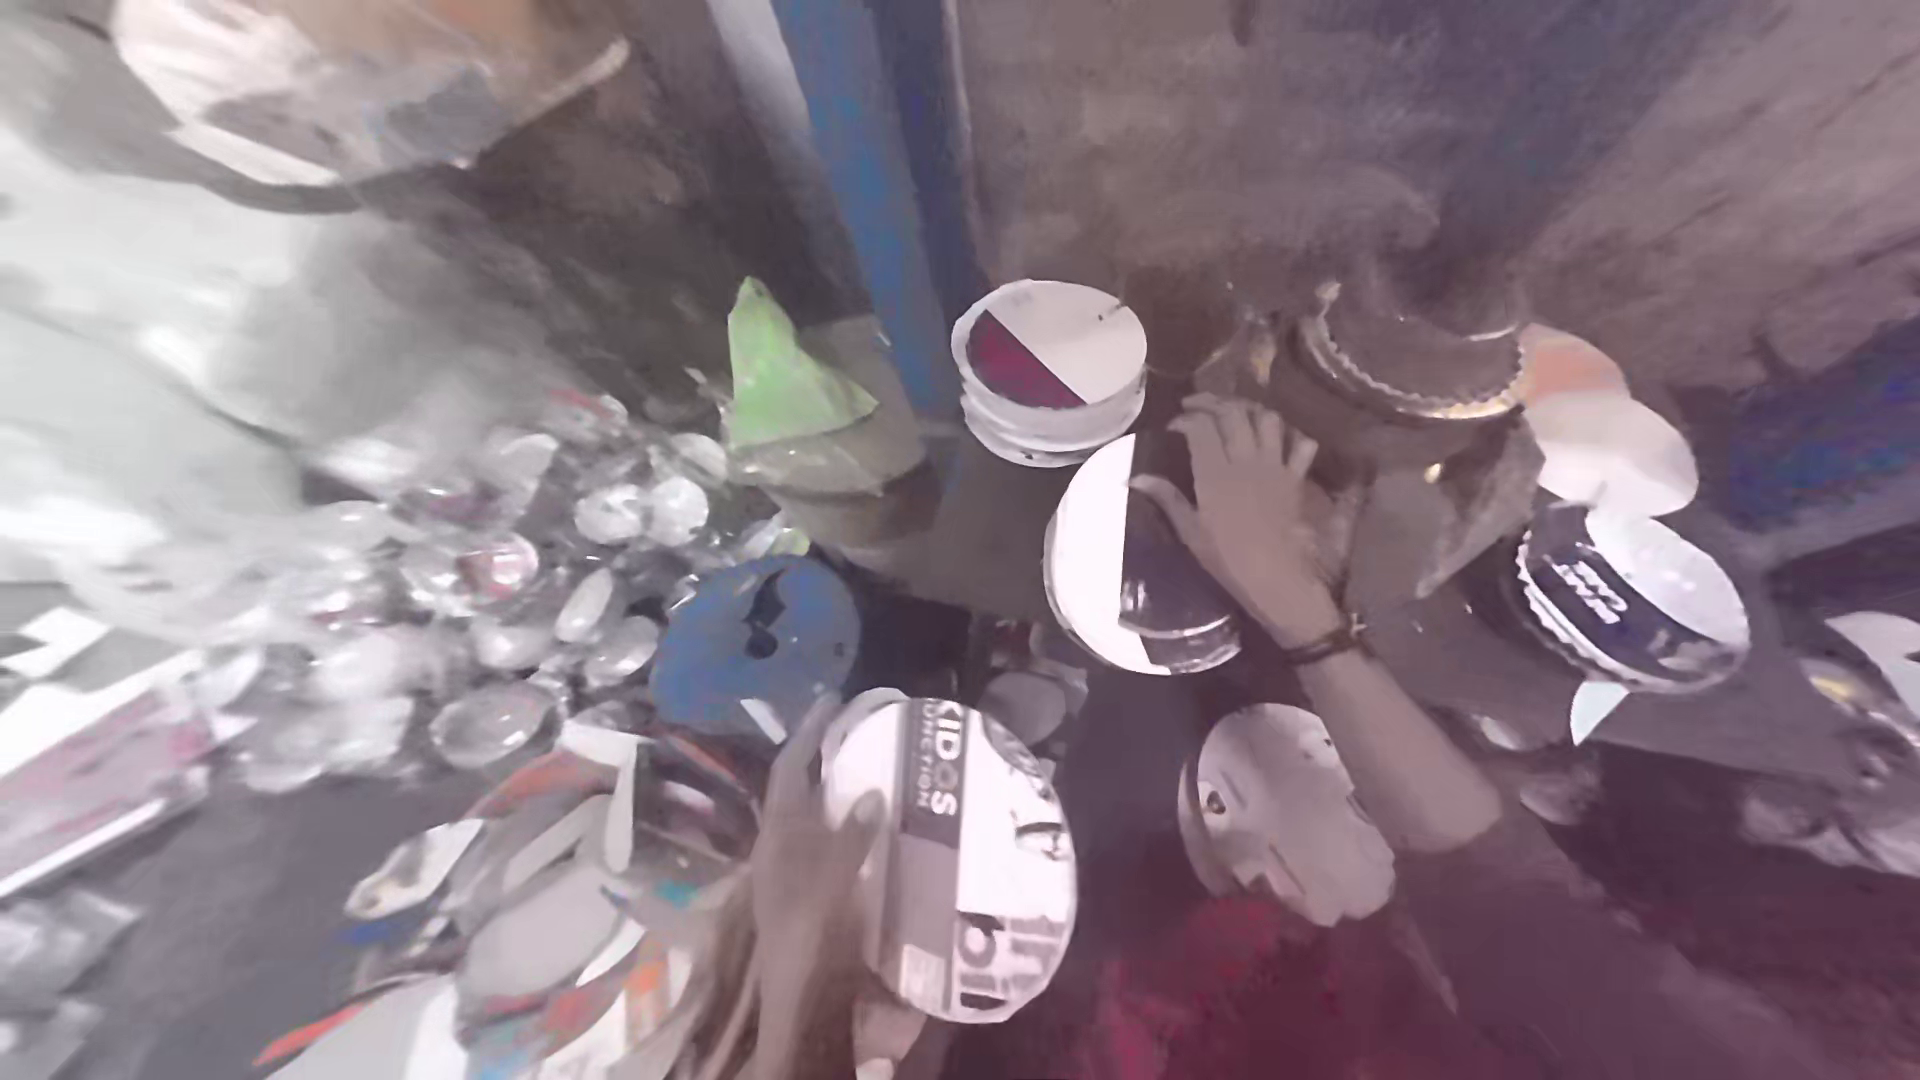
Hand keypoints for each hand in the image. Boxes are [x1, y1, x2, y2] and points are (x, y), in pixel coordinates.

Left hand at [750, 696, 884, 1078]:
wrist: (800, 1000)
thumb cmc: (812, 932)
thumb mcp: (835, 878)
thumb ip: (853, 833)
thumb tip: (872, 792)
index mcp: (779, 832)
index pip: (790, 767)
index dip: (809, 731)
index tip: (831, 700)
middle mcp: (779, 842)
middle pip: (797, 786)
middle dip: (821, 755)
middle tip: (854, 730)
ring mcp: (790, 865)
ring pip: (812, 811)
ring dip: (834, 786)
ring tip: (866, 766)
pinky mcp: (805, 885)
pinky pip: (824, 835)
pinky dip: (843, 819)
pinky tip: (869, 821)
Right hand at [1130, 393, 1343, 645]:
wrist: (1275, 577)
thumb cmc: (1226, 558)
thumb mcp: (1189, 530)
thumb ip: (1166, 498)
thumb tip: (1135, 478)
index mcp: (1215, 474)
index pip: (1201, 428)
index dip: (1185, 419)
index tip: (1174, 426)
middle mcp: (1246, 460)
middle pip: (1233, 413)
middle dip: (1212, 402)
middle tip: (1196, 406)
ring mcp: (1275, 466)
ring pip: (1267, 419)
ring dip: (1249, 409)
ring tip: (1233, 412)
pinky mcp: (1295, 477)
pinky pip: (1300, 443)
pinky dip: (1289, 434)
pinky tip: (1276, 437)